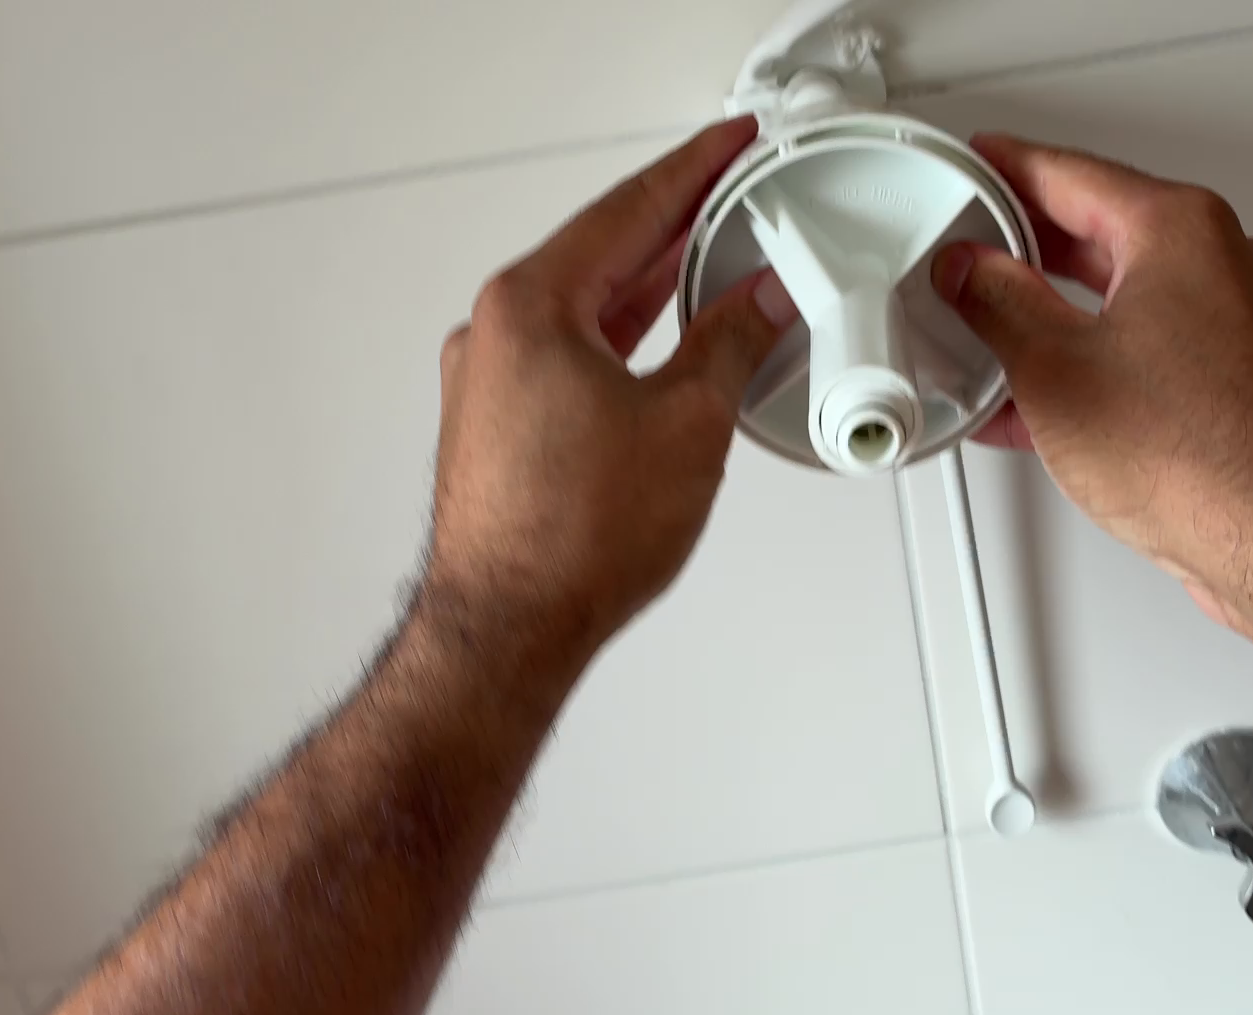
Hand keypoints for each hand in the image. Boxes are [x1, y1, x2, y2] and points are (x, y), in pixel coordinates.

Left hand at [429, 117, 796, 643]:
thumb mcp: (688, 423)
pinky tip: (660, 345)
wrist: (513, 627)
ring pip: (590, 311)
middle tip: (725, 201)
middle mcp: (496, 335)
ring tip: (704, 264)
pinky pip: (574, 357)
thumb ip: (731, 344)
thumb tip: (758, 301)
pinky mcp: (504, 427)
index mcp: (531, 308)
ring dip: (650, 288)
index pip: (628, 213)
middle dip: (673, 229)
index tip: (726, 149)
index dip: (692, 175)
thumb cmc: (574, 538)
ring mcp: (494, 383)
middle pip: (603, 257)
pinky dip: (624, 342)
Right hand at [932, 133, 1252, 633]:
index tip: (975, 165)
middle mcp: (1215, 265)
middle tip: (968, 256)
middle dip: (1019, 251)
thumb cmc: (1200, 460)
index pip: (1068, 175)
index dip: (1006, 170)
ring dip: (1043, 318)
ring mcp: (1226, 322)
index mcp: (1177, 233)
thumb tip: (970, 272)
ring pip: (1110, 298)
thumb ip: (998, 304)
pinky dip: (1079, 361)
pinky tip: (1033, 397)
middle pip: (1092, 235)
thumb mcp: (1054, 369)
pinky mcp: (1223, 377)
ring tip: (988, 338)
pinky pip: (1132, 347)